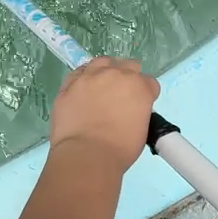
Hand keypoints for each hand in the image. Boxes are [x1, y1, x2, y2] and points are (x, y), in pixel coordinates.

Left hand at [49, 56, 160, 170]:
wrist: (86, 155)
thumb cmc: (120, 149)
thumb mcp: (142, 130)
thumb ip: (139, 111)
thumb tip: (131, 110)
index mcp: (139, 86)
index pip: (149, 82)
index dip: (146, 94)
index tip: (141, 105)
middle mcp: (115, 75)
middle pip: (127, 66)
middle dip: (128, 78)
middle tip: (122, 96)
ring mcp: (89, 78)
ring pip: (101, 63)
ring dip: (105, 71)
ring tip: (102, 85)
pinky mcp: (69, 86)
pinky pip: (78, 74)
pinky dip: (83, 79)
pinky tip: (83, 88)